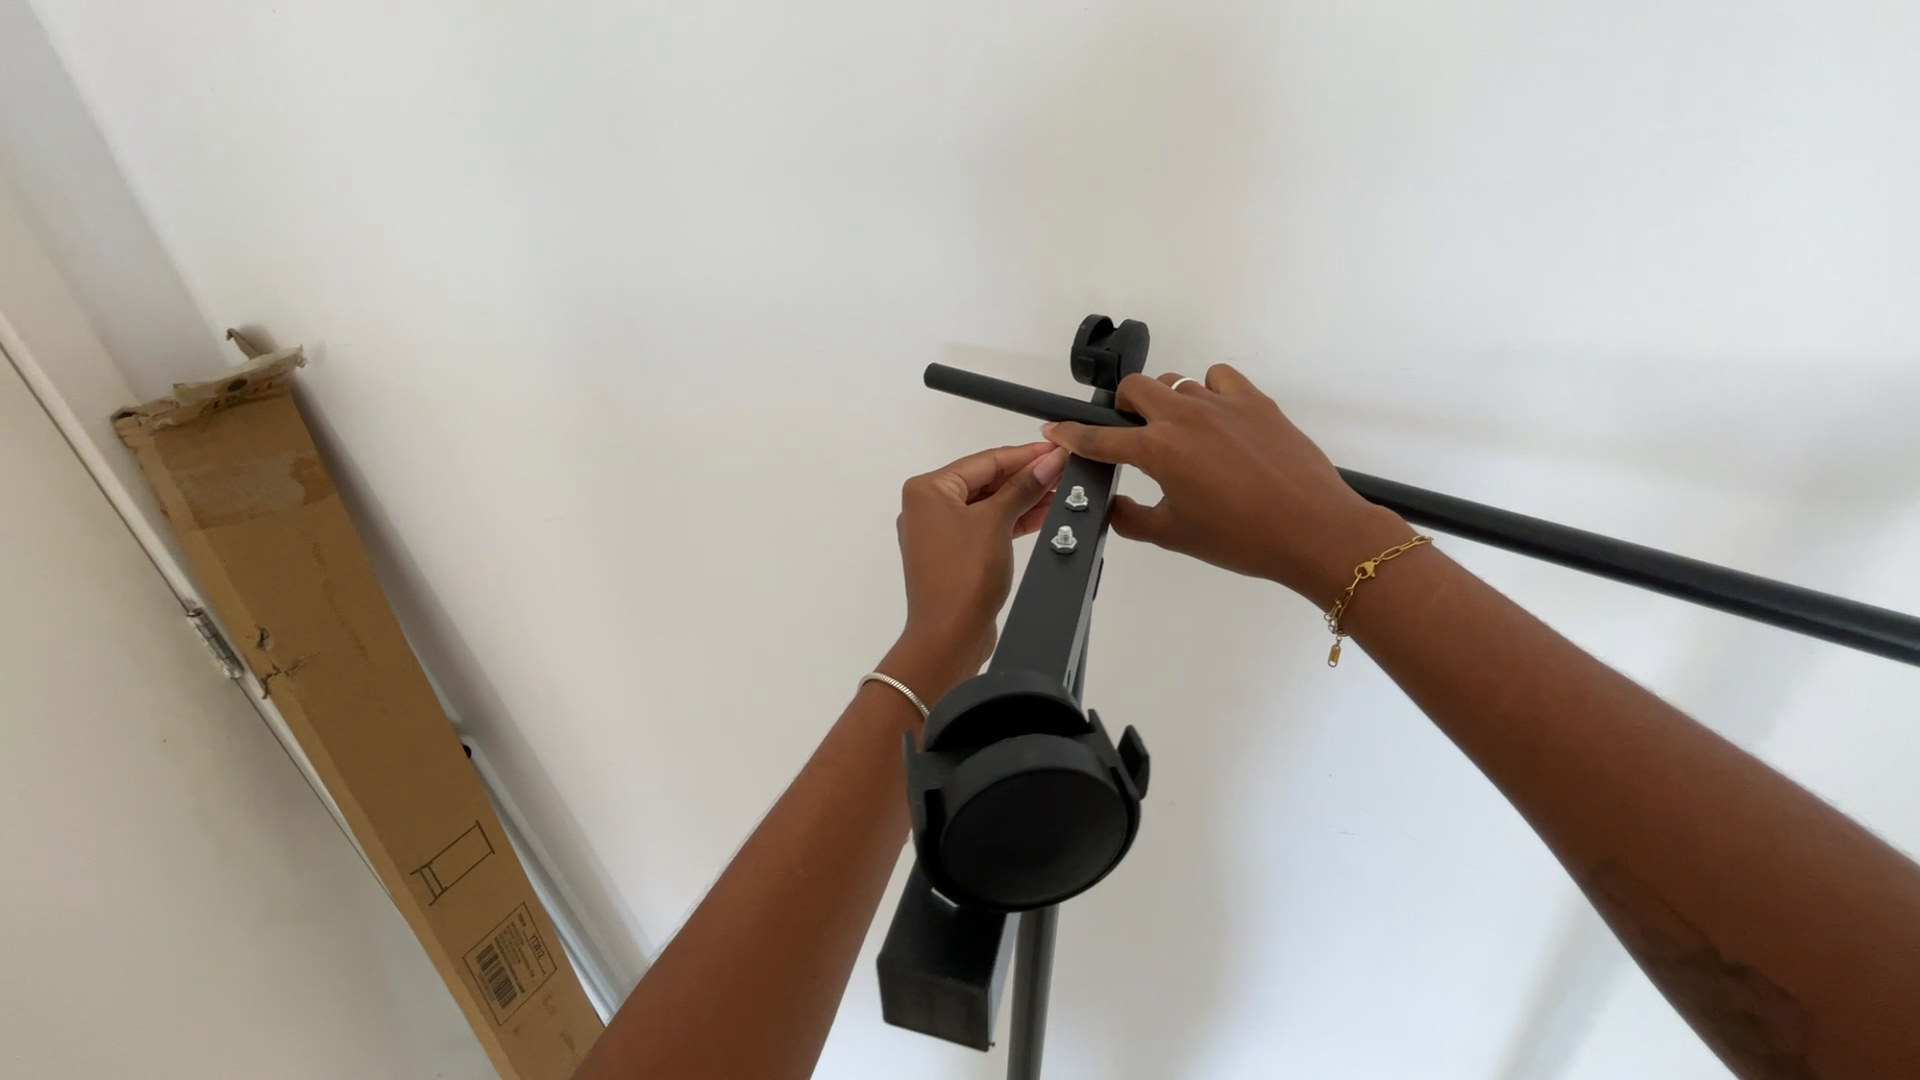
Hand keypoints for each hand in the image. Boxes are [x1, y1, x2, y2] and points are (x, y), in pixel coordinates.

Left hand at [882, 442, 1066, 700]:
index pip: (985, 460)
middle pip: (985, 480)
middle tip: (1063, 470)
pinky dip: (1012, 521)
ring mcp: (938, 533)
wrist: (949, 637)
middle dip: (1025, 477)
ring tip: (1060, 491)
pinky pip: (985, 527)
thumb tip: (1048, 462)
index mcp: (927, 490)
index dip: (1025, 455)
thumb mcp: (996, 522)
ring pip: (987, 505)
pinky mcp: (953, 555)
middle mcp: (927, 507)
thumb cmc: (963, 578)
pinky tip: (1042, 515)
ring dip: (1022, 499)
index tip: (1057, 449)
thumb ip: (1023, 488)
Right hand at [1043, 366, 1411, 605]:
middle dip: (1121, 407)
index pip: (1100, 439)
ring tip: (1176, 431)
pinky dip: (1207, 391)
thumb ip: (1131, 518)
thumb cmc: (1243, 538)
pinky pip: (1219, 378)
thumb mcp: (1174, 535)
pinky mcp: (1256, 401)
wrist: (1313, 531)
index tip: (1058, 430)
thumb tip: (1113, 508)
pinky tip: (1214, 418)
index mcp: (1158, 451)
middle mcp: (1185, 418)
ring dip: (1165, 401)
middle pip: (1134, 389)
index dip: (1072, 435)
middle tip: (1128, 431)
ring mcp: (1222, 404)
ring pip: (1176, 381)